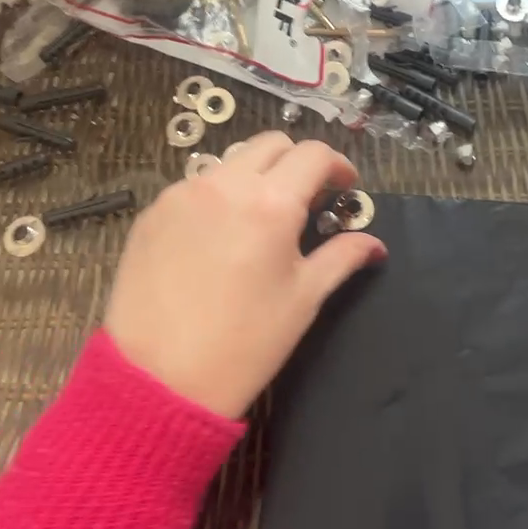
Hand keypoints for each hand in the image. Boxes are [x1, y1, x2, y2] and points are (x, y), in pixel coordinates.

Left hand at [104, 131, 386, 419]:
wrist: (155, 383)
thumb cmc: (243, 344)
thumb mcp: (303, 299)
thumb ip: (342, 258)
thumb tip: (374, 243)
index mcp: (270, 203)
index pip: (313, 154)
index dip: (338, 165)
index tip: (345, 189)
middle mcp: (225, 184)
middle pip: (272, 145)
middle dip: (297, 163)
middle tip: (307, 200)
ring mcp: (182, 194)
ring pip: (231, 161)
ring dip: (256, 176)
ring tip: (261, 220)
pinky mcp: (153, 212)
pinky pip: (195, 186)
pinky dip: (218, 197)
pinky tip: (219, 238)